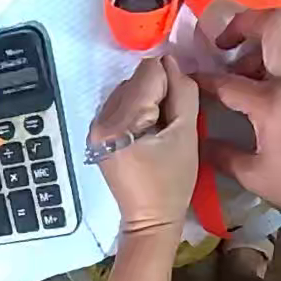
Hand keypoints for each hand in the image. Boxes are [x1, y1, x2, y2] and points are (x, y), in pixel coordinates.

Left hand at [92, 55, 199, 235]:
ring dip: (145, 103)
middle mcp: (100, 120)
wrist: (149, 219)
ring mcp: (94, 128)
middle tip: (168, 127)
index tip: (178, 113)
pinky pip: (119, 107)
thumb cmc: (172, 182)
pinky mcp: (96, 135)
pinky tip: (144, 137)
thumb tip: (173, 61)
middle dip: (156, 95)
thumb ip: (183, 92)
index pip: (149, 73)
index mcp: (120, 122)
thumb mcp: (186, 135)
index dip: (171, 86)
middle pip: (135, 80)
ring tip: (156, 134)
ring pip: (127, 91)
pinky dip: (135, 113)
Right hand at [197, 8, 280, 224]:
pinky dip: (268, 62)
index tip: (187, 80)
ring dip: (255, 44)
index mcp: (271, 102)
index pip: (227, 82)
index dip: (202, 80)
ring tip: (235, 71)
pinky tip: (254, 88)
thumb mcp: (253, 176)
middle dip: (243, 22)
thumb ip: (223, 155)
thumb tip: (202, 143)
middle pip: (272, 24)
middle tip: (221, 43)